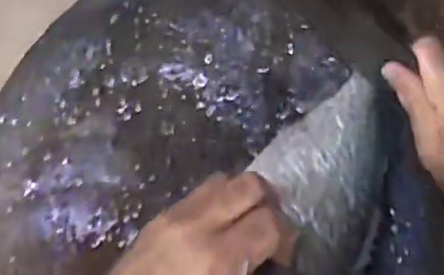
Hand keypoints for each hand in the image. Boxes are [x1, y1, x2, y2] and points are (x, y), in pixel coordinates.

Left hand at [112, 173, 294, 274]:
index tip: (286, 256)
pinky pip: (197, 193)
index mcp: (215, 258)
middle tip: (272, 231)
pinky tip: (214, 229)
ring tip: (244, 225)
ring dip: (241, 197)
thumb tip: (272, 259)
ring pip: (223, 179)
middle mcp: (195, 225)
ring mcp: (172, 216)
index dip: (287, 237)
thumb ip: (247, 270)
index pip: (269, 223)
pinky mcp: (156, 218)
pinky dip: (215, 202)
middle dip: (269, 203)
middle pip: (250, 183)